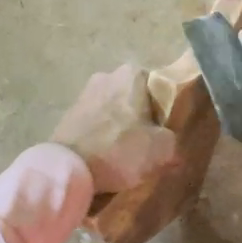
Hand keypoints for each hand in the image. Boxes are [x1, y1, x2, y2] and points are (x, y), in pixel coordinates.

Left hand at [52, 64, 179, 193]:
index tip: (165, 133)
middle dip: (142, 119)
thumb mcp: (161, 149)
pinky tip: (105, 155)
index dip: (166, 113)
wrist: (69, 168)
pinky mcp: (69, 112)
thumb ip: (172, 141)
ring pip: (115, 111)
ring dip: (121, 128)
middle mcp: (107, 75)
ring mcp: (85, 93)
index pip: (161, 88)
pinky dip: (103, 135)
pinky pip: (96, 122)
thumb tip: (170, 145)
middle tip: (148, 146)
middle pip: (136, 99)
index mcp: (133, 74)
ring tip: (125, 155)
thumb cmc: (120, 150)